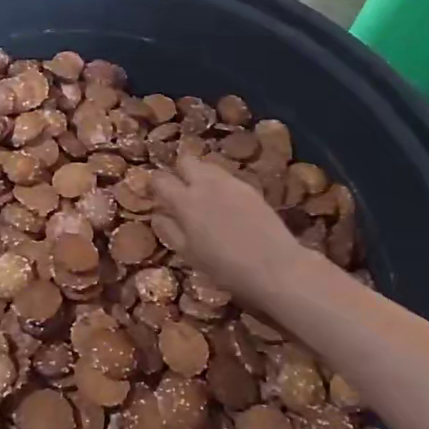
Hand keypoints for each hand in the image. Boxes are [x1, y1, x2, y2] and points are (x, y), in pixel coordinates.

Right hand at [150, 156, 316, 305]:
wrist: (274, 266)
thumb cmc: (225, 268)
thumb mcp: (190, 255)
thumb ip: (171, 230)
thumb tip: (158, 214)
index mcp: (185, 202)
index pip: (161, 179)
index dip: (154, 184)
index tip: (154, 193)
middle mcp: (206, 184)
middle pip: (186, 160)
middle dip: (179, 171)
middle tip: (180, 191)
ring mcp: (230, 182)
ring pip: (208, 165)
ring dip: (200, 174)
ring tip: (203, 196)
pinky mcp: (250, 187)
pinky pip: (227, 176)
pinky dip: (220, 183)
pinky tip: (226, 204)